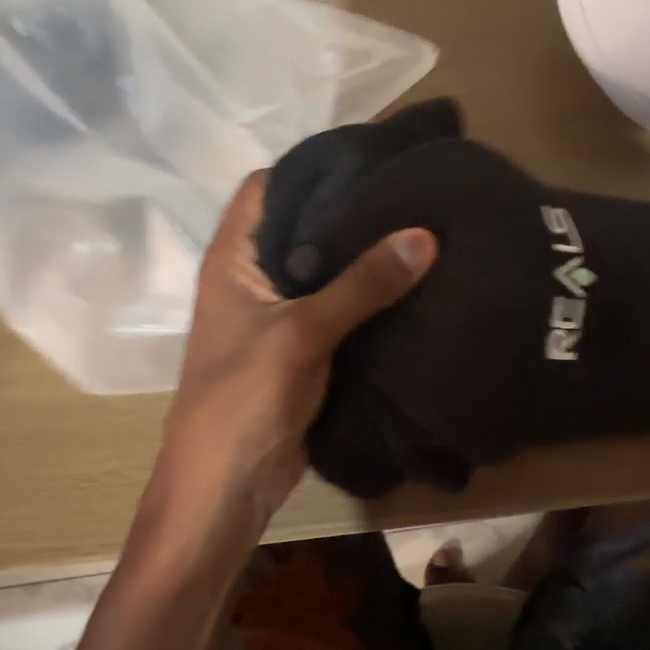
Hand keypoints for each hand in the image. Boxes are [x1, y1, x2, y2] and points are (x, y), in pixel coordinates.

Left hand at [157, 169, 437, 518]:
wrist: (224, 491)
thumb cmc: (243, 400)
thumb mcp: (302, 334)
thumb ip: (362, 284)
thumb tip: (425, 233)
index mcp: (232, 258)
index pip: (267, 186)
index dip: (310, 167)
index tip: (367, 158)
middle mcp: (250, 276)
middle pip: (299, 224)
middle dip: (347, 209)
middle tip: (407, 190)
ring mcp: (275, 312)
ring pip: (320, 267)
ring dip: (360, 253)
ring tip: (418, 226)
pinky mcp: (299, 346)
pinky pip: (335, 305)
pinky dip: (365, 293)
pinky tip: (408, 281)